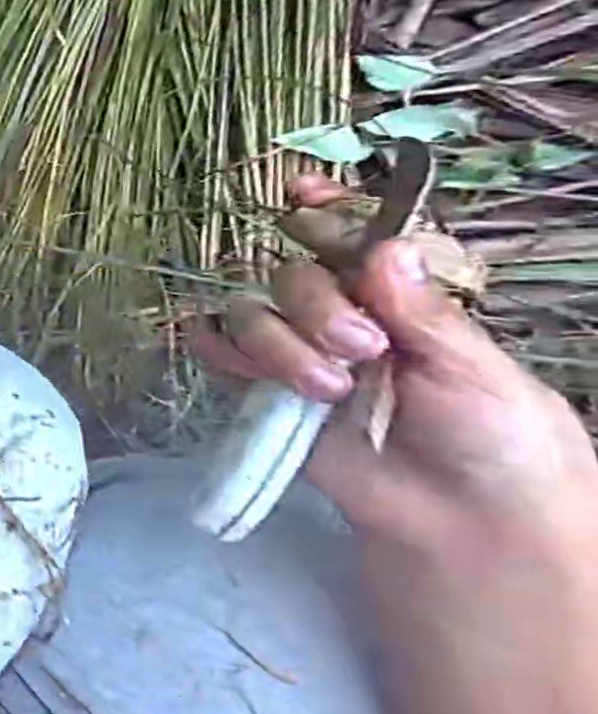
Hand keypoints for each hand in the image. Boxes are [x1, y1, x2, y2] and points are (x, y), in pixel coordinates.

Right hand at [190, 175, 597, 555]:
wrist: (460, 519)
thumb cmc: (498, 441)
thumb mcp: (479, 372)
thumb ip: (422, 313)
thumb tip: (384, 246)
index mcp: (397, 301)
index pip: (352, 242)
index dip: (325, 214)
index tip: (302, 194)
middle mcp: (337, 316)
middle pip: (290, 275)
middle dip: (316, 305)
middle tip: (361, 348)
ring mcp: (291, 349)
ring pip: (249, 311)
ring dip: (280, 343)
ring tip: (327, 388)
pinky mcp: (254, 382)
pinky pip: (214, 345)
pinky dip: (222, 350)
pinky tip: (247, 369)